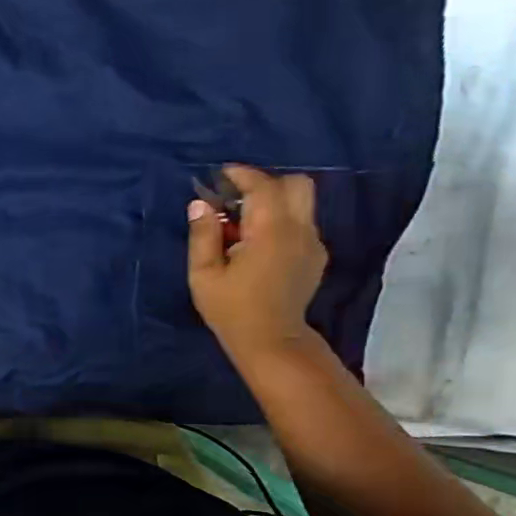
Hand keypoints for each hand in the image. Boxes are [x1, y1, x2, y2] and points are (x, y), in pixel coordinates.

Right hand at [186, 164, 328, 361]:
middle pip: (296, 184)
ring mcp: (313, 243)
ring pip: (301, 203)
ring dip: (273, 202)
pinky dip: (280, 220)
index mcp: (271, 232)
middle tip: (236, 198)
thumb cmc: (230, 308)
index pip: (264, 187)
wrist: (271, 340)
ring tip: (242, 224)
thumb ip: (203, 236)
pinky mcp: (316, 256)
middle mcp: (300, 230)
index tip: (221, 174)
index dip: (242, 175)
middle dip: (266, 183)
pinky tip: (256, 244)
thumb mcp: (203, 274)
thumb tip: (200, 205)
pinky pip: (301, 223)